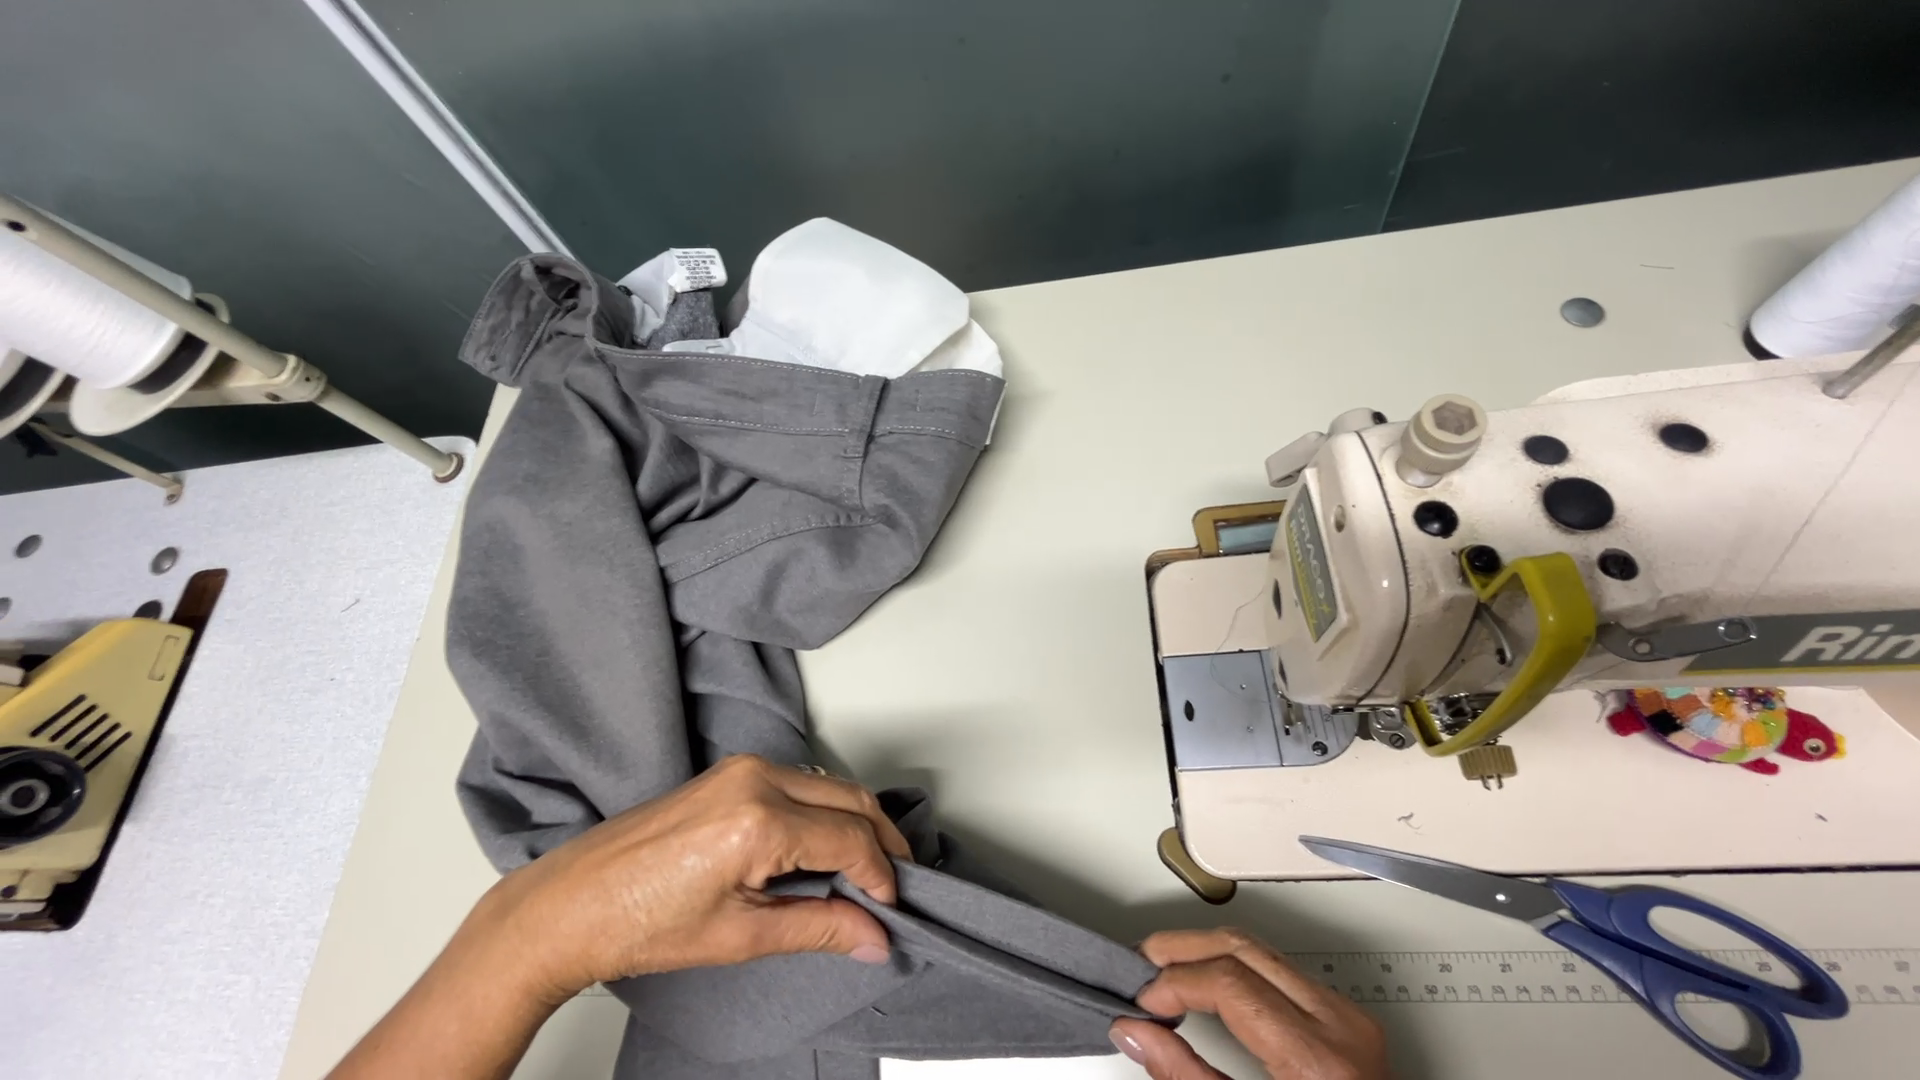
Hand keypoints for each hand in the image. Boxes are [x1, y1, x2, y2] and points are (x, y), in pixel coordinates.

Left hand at [478, 754, 913, 999]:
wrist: (568, 905)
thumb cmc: (639, 923)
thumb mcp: (741, 936)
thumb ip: (819, 927)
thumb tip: (873, 935)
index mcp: (759, 819)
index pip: (850, 838)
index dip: (880, 874)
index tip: (890, 906)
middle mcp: (756, 778)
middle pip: (850, 800)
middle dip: (882, 841)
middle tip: (893, 884)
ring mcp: (741, 769)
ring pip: (829, 787)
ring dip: (854, 823)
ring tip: (861, 871)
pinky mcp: (729, 772)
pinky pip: (799, 783)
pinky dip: (823, 812)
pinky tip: (821, 848)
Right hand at [1110, 929, 1390, 1079]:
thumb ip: (1186, 1078)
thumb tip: (1137, 1034)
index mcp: (1319, 1062)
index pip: (1228, 981)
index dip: (1174, 983)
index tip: (1142, 1002)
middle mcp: (1340, 1025)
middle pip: (1241, 947)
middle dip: (1181, 948)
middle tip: (1142, 965)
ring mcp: (1347, 1016)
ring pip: (1258, 949)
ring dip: (1204, 952)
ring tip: (1166, 972)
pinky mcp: (1346, 1016)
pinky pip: (1276, 969)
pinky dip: (1231, 967)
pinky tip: (1206, 982)